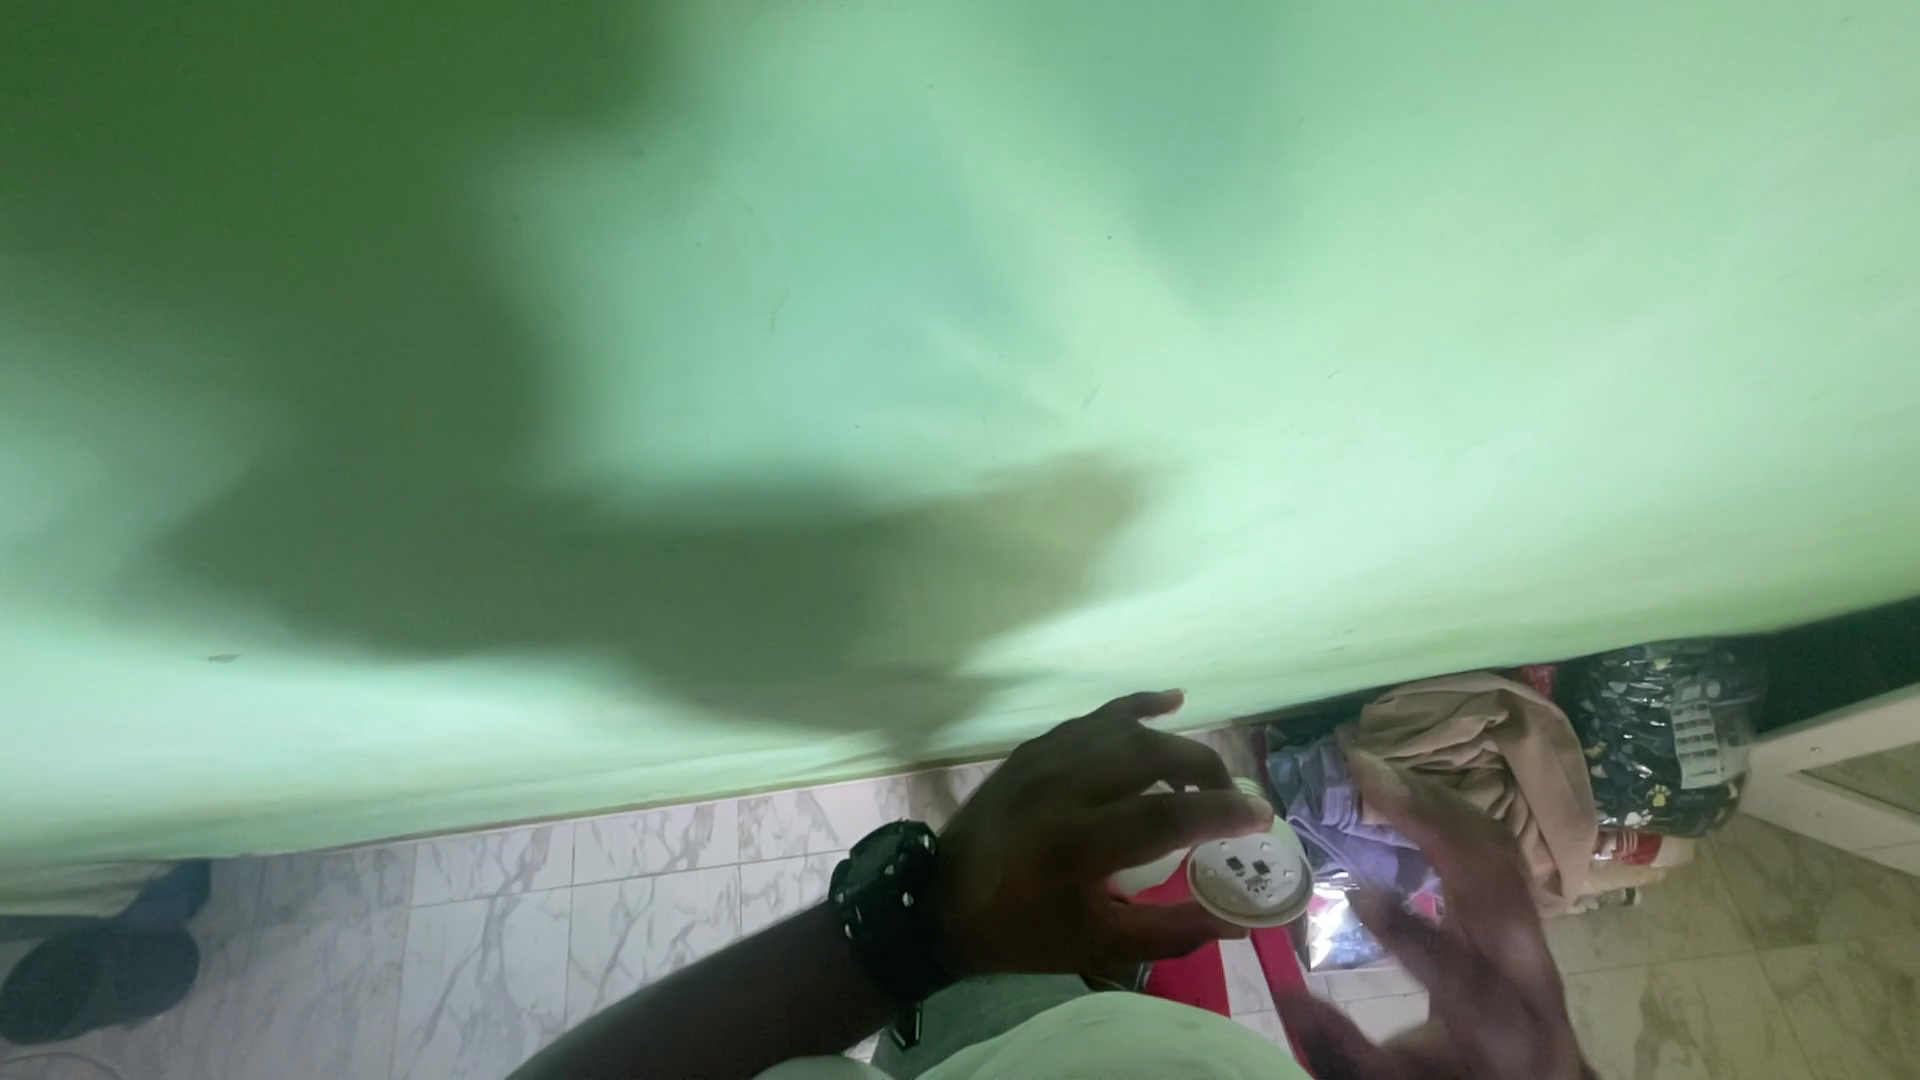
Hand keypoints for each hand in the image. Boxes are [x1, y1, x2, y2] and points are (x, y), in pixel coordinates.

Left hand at [930, 690, 1273, 976]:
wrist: (944, 897)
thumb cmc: (1021, 929)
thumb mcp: (1096, 947)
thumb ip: (1169, 931)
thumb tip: (1235, 916)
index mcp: (1075, 845)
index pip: (1163, 817)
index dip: (1219, 813)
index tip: (1260, 817)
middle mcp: (1061, 788)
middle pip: (1148, 756)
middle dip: (1203, 770)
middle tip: (1233, 797)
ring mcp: (1044, 759)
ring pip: (1123, 729)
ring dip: (1173, 743)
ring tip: (1202, 772)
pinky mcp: (1035, 747)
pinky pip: (1093, 717)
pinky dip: (1134, 707)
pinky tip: (1169, 701)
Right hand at [1276, 751, 1596, 1079]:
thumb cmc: (1458, 1077)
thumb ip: (1343, 1049)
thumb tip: (1284, 993)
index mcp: (1502, 1025)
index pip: (1462, 975)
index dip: (1411, 932)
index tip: (1355, 895)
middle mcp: (1527, 970)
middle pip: (1495, 884)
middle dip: (1429, 821)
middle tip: (1362, 775)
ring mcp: (1529, 933)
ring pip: (1495, 850)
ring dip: (1435, 803)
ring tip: (1373, 769)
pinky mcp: (1517, 908)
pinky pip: (1491, 845)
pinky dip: (1448, 809)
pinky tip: (1404, 790)